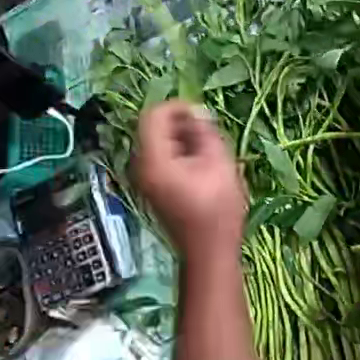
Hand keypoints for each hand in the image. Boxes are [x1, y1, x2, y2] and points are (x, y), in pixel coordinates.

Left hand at [133, 102, 245, 262]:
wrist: (209, 251)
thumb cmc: (217, 209)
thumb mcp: (219, 163)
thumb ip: (204, 132)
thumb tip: (196, 113)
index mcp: (154, 160)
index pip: (153, 115)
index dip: (178, 107)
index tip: (202, 115)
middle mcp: (141, 167)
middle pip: (153, 128)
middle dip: (181, 124)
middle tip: (209, 134)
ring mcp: (145, 179)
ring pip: (159, 143)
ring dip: (183, 139)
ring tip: (210, 151)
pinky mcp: (153, 188)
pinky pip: (162, 158)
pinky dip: (180, 154)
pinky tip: (202, 165)